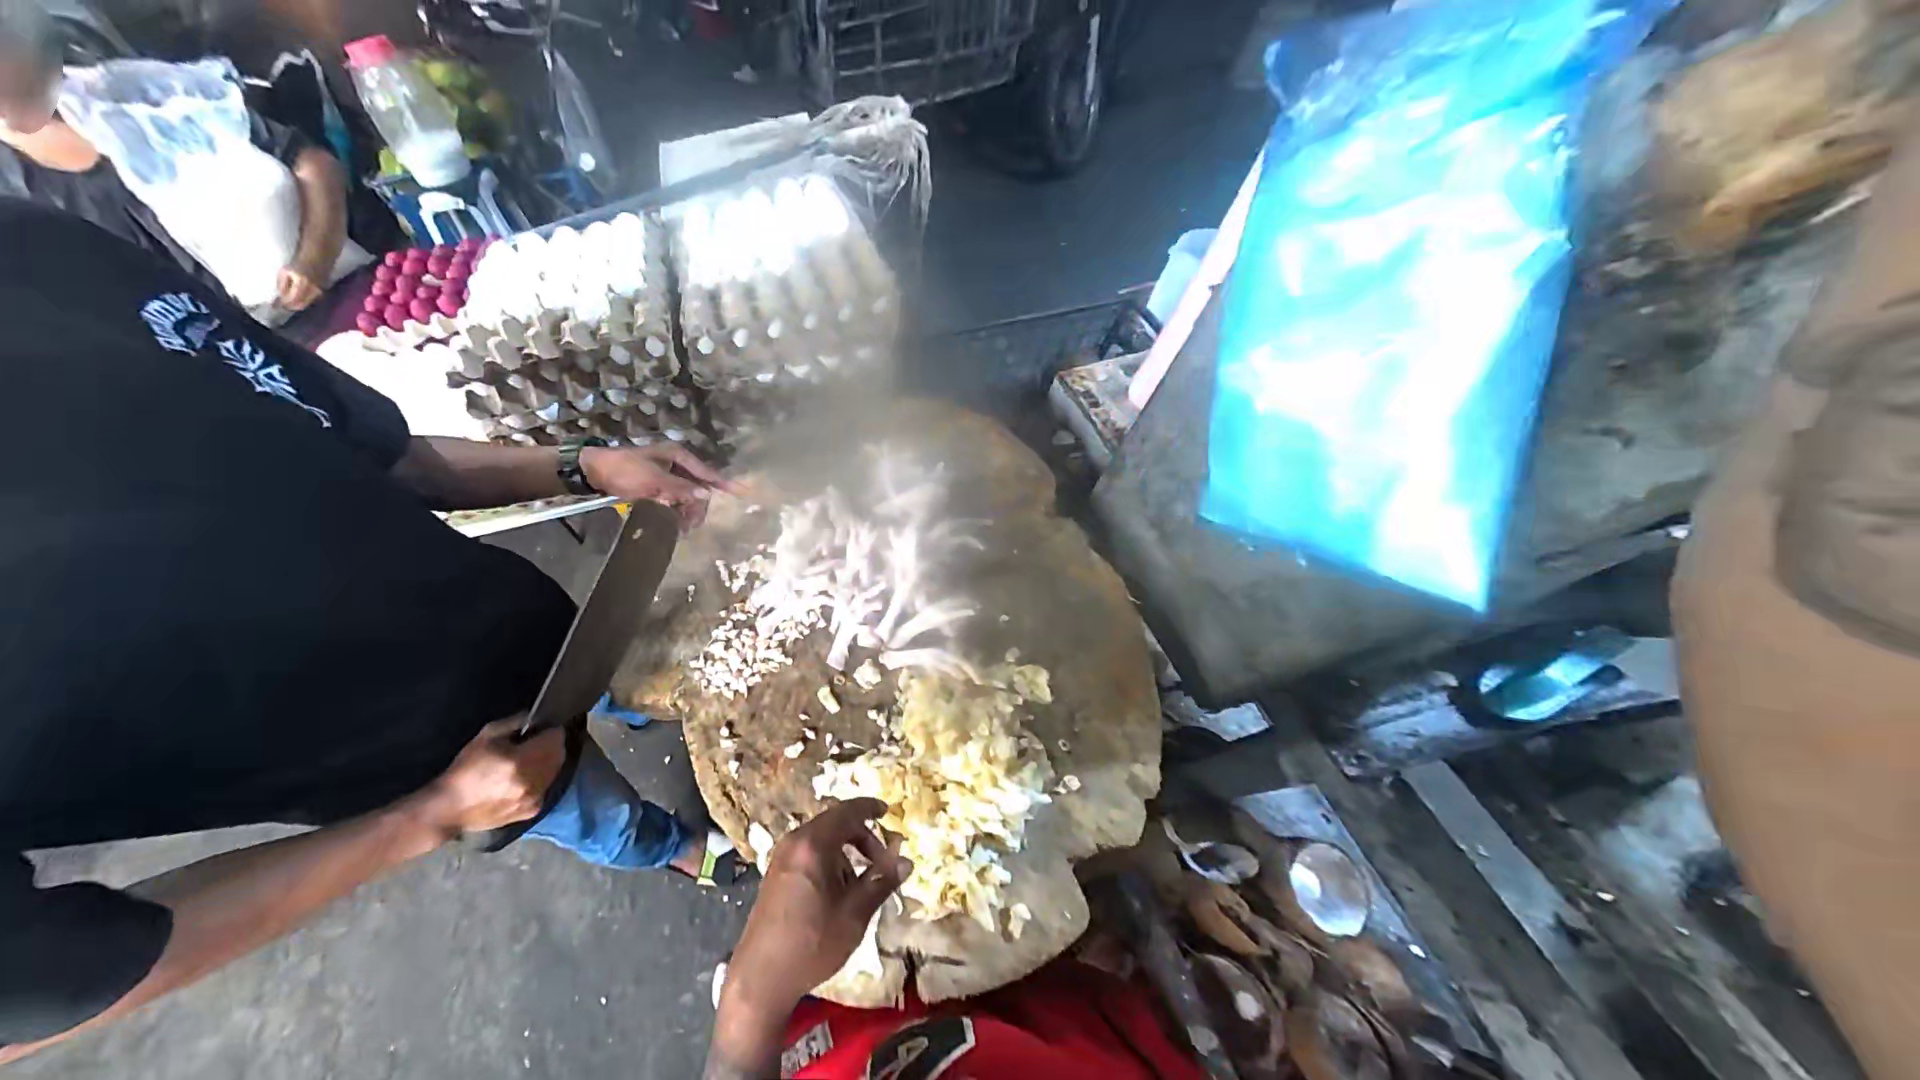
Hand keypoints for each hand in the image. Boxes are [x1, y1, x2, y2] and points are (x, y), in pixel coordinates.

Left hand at [275, 262, 323, 311]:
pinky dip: (306, 301)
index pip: (292, 299)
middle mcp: (312, 290)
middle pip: (301, 304)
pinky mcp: (324, 292)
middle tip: (283, 306)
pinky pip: (313, 300)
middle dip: (292, 306)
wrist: (317, 259)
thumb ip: (282, 285)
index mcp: (301, 284)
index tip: (276, 306)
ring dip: (299, 305)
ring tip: (291, 304)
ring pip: (308, 304)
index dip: (284, 304)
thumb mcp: (285, 272)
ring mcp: (320, 292)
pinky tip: (300, 299)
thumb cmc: (298, 263)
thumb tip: (280, 297)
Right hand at [410, 717, 565, 838]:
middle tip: (536, 745)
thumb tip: (534, 718)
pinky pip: (546, 789)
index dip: (550, 731)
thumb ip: (513, 723)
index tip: (541, 731)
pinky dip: (540, 782)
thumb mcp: (485, 738)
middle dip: (551, 746)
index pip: (556, 738)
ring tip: (528, 763)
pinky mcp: (532, 810)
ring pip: (555, 772)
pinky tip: (523, 782)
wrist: (447, 810)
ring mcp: (534, 797)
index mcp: (522, 761)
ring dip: (547, 764)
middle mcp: (533, 781)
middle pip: (559, 754)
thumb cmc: (465, 770)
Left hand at [581, 443, 742, 528]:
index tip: (742, 492)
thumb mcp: (653, 480)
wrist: (592, 472)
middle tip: (693, 525)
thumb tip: (706, 495)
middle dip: (699, 506)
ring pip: (688, 496)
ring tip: (681, 527)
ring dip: (687, 511)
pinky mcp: (657, 486)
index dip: (724, 483)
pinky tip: (673, 521)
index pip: (707, 472)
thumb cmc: (624, 471)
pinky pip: (675, 500)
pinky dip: (677, 510)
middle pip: (699, 487)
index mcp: (678, 456)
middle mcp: (676, 464)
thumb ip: (681, 488)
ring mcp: (667, 475)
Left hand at [724, 799, 909, 1012]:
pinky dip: (829, 860)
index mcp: (813, 844)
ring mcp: (782, 858)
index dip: (870, 808)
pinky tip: (838, 891)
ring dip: (846, 851)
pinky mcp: (776, 874)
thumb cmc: (811, 943)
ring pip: (822, 839)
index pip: (847, 811)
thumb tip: (906, 861)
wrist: (759, 980)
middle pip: (834, 823)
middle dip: (862, 836)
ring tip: (862, 882)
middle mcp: (794, 843)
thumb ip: (882, 881)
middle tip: (882, 859)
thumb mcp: (855, 913)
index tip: (887, 812)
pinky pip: (809, 853)